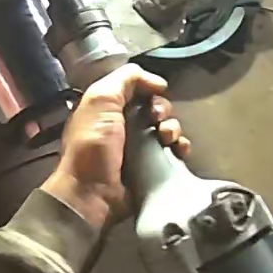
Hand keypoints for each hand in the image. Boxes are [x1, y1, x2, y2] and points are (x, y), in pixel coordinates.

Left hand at [42, 64, 188, 230]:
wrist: (91, 194)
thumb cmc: (92, 144)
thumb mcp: (100, 99)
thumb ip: (125, 79)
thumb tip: (157, 82)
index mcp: (108, 108)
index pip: (138, 90)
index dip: (149, 89)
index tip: (153, 95)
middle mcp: (124, 126)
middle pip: (156, 108)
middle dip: (162, 110)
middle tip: (156, 119)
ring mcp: (139, 149)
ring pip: (168, 128)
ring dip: (173, 129)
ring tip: (166, 138)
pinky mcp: (153, 168)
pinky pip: (174, 152)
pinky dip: (180, 148)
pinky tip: (178, 150)